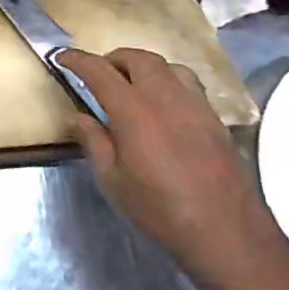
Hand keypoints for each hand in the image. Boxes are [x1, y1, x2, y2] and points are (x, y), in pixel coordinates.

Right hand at [59, 48, 279, 278]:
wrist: (226, 233)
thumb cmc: (159, 209)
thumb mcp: (111, 180)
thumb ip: (93, 141)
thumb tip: (77, 116)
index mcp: (133, 111)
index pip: (99, 71)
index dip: (77, 60)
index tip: (61, 56)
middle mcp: (165, 98)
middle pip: (137, 58)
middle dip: (112, 59)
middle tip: (97, 74)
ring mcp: (195, 106)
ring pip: (167, 66)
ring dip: (143, 67)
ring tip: (131, 85)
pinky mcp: (215, 119)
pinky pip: (189, 84)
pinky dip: (168, 81)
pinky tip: (162, 105)